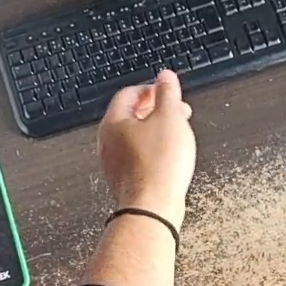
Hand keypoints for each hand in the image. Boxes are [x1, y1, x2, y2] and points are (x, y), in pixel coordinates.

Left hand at [98, 69, 195, 227]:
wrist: (152, 208)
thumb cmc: (157, 167)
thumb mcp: (170, 118)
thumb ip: (167, 93)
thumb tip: (165, 78)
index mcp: (113, 123)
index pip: (128, 94)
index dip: (150, 88)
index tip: (166, 90)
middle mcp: (109, 143)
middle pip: (131, 116)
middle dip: (155, 110)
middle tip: (175, 110)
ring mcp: (115, 164)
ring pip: (135, 138)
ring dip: (156, 131)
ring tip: (177, 133)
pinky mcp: (126, 181)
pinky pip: (139, 158)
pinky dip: (154, 152)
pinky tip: (169, 157)